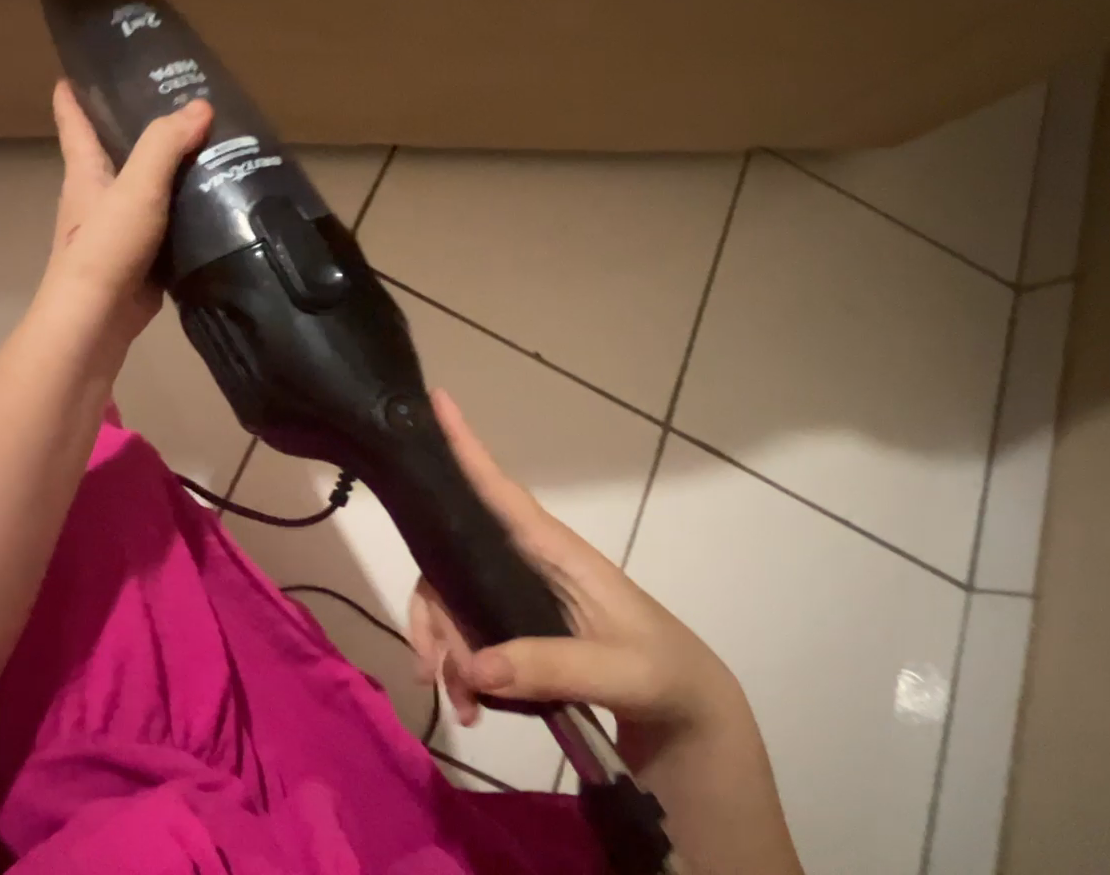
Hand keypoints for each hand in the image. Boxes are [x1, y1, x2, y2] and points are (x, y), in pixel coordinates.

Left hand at [41, 81, 210, 353]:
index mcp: (85, 170)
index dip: (76, 89)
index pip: (73, 119)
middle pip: (116, 150)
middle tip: (181, 100)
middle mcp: (97, 195)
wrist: (97, 319)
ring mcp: (119, 229)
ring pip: (146, 188)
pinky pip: (167, 223)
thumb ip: (166, 145)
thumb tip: (201, 105)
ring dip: (171, 170)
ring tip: (211, 146)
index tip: (87, 62)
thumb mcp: (137, 187)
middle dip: (140, 125)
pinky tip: (216, 201)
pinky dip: (185, 209)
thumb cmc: (106, 246)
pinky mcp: (141, 257)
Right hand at [407, 390, 749, 760]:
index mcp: (553, 550)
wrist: (680, 709)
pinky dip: (456, 670)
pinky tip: (470, 706)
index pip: (500, 489)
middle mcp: (523, 562)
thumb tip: (472, 666)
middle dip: (429, 613)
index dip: (466, 445)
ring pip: (446, 600)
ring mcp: (512, 594)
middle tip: (431, 669)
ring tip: (461, 704)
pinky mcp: (510, 626)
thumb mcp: (620, 671)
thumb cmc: (660, 670)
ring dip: (441, 651)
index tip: (435, 399)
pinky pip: (461, 635)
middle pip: (446, 559)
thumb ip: (552, 666)